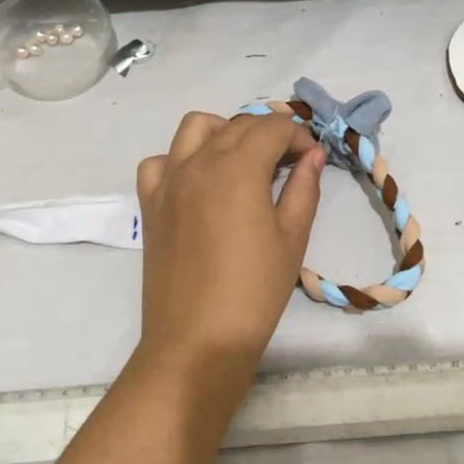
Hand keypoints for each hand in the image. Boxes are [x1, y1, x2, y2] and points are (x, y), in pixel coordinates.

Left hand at [136, 112, 324, 369]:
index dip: (300, 137)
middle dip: (270, 134)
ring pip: (195, 128)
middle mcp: (198, 162)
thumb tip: (312, 156)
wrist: (197, 339)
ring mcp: (168, 180)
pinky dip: (180, 158)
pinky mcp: (150, 203)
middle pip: (238, 124)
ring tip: (243, 161)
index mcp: (237, 167)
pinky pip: (160, 161)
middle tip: (290, 164)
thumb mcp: (291, 239)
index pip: (273, 127)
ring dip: (224, 132)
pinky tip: (198, 182)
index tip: (313, 160)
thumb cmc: (254, 291)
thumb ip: (303, 189)